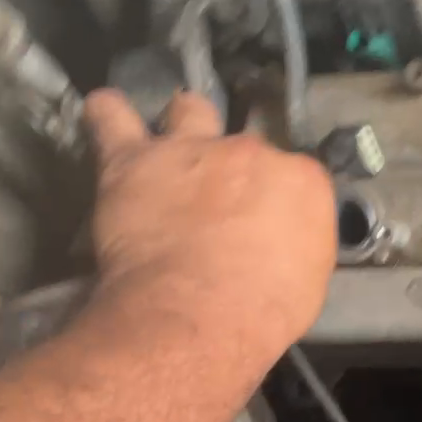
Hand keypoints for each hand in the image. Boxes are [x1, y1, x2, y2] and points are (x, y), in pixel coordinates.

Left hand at [80, 90, 335, 355]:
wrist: (204, 310)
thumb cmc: (270, 305)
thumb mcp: (312, 275)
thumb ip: (297, 238)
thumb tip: (280, 237)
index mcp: (303, 181)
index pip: (299, 174)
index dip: (285, 198)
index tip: (275, 222)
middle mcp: (252, 152)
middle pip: (249, 146)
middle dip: (241, 171)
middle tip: (230, 203)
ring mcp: (192, 149)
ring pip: (190, 111)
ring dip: (187, 126)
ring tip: (178, 151)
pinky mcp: (133, 158)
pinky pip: (111, 116)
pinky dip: (110, 116)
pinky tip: (111, 119)